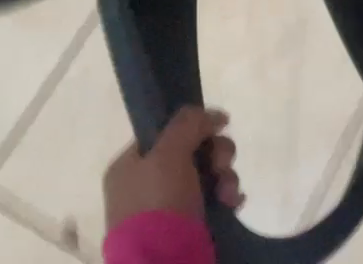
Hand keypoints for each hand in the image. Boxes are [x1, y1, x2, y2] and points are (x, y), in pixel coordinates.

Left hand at [103, 106, 242, 229]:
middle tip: (221, 164)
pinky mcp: (187, 224)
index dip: (195, 126)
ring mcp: (166, 206)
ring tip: (228, 192)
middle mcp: (145, 184)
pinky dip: (227, 196)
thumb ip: (189, 124)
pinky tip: (233, 202)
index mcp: (129, 166)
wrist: (163, 263)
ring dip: (225, 176)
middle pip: (192, 150)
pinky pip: (213, 197)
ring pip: (207, 173)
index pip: (166, 131)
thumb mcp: (169, 153)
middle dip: (216, 153)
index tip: (217, 127)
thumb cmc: (159, 203)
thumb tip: (213, 115)